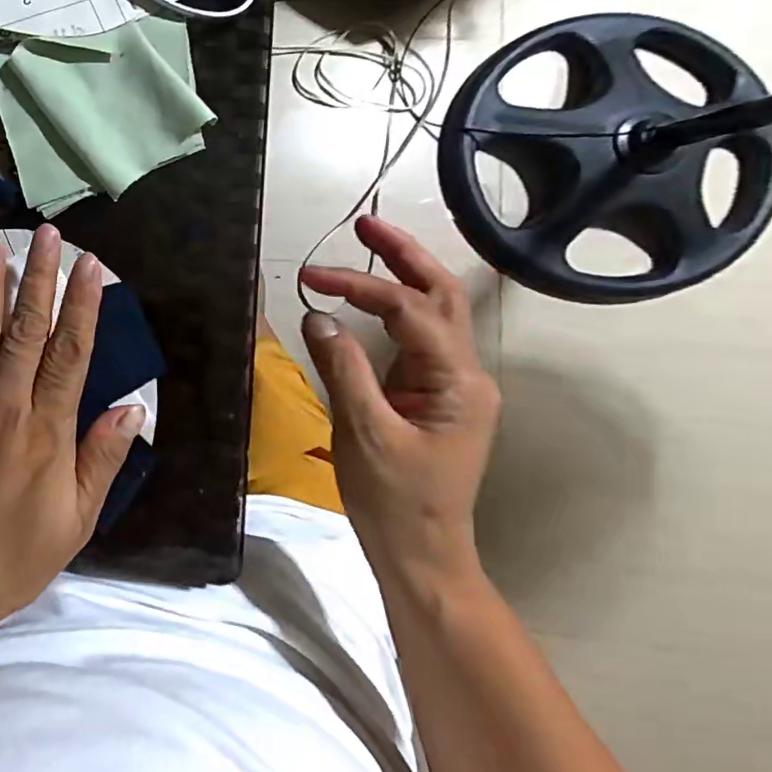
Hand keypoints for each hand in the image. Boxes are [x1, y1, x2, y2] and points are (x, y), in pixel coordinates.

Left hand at [0, 226, 145, 640]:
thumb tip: (132, 408)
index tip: (92, 265)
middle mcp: (4, 406)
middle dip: (39, 279)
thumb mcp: (76, 521)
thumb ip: (101, 460)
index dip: (83, 306)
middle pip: (25, 332)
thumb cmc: (14, 557)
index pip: (71, 354)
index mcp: (47, 431)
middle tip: (48, 235)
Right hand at [298, 216, 499, 582]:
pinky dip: (388, 308)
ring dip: (401, 276)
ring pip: (431, 314)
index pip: (410, 313)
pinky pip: (410, 339)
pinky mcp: (425, 394)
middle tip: (366, 225)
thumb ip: (343, 369)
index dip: (360, 286)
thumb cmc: (395, 495)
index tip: (308, 277)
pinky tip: (364, 297)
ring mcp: (446, 384)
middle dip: (405, 257)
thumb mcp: (364, 431)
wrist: (419, 546)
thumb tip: (317, 316)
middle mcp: (463, 375)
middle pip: (440, 298)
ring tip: (366, 244)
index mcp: (458, 383)